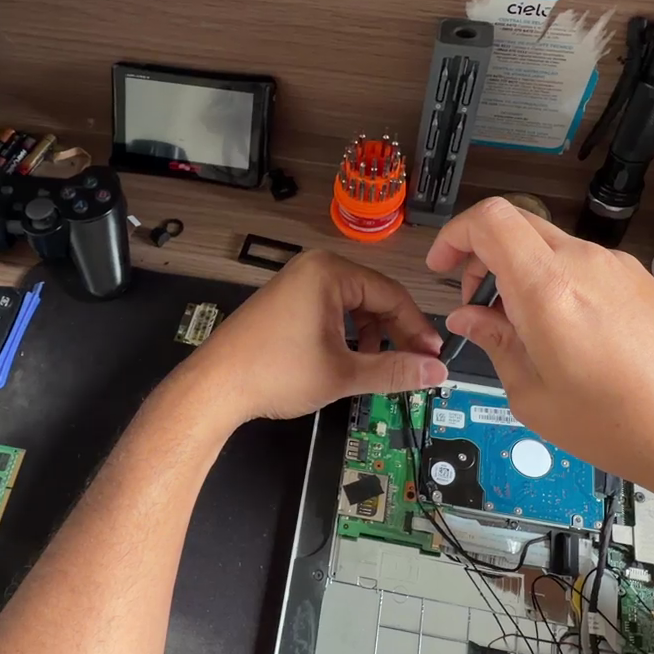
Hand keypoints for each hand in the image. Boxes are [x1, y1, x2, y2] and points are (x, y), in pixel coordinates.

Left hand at [174, 251, 447, 425]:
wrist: (215, 386)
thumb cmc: (277, 373)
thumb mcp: (343, 374)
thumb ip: (394, 370)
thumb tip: (438, 372)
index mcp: (330, 272)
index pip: (392, 294)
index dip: (417, 328)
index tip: (434, 357)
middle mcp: (314, 267)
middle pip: (373, 296)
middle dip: (395, 332)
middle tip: (414, 364)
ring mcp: (296, 281)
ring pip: (353, 304)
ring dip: (371, 333)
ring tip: (377, 365)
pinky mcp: (285, 299)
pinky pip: (330, 308)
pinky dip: (346, 332)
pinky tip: (348, 357)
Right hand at [426, 198, 653, 499]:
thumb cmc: (623, 426)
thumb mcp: (534, 396)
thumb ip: (495, 344)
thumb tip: (470, 318)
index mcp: (547, 287)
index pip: (489, 220)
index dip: (454, 236)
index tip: (443, 269)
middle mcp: (584, 263)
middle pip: (517, 225)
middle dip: (482, 255)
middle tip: (475, 303)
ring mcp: (619, 269)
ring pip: (550, 246)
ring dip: (519, 272)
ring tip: (518, 330)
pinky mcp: (643, 284)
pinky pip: (583, 266)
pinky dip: (554, 283)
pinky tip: (561, 336)